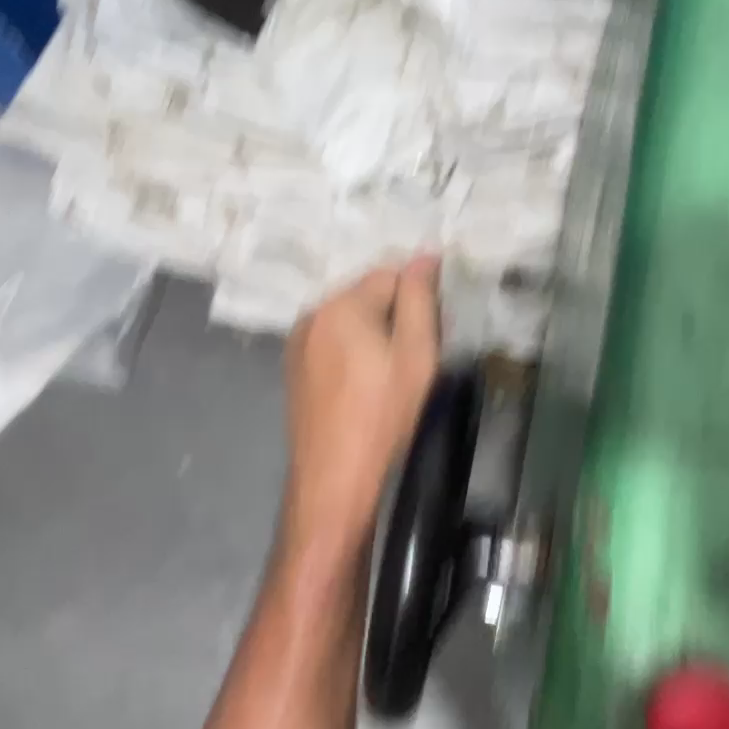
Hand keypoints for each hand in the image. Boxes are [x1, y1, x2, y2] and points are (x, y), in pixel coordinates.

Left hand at [282, 256, 440, 538]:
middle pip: (367, 295)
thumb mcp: (415, 355)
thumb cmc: (382, 414)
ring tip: (392, 375)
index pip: (391, 274)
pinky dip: (353, 352)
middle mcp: (312, 313)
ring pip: (349, 319)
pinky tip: (365, 386)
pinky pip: (332, 342)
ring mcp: (298, 341)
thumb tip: (425, 255)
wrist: (334, 473)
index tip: (434, 335)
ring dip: (374, 334)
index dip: (419, 299)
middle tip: (417, 359)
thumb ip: (420, 300)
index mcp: (342, 304)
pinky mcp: (294, 367)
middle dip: (395, 315)